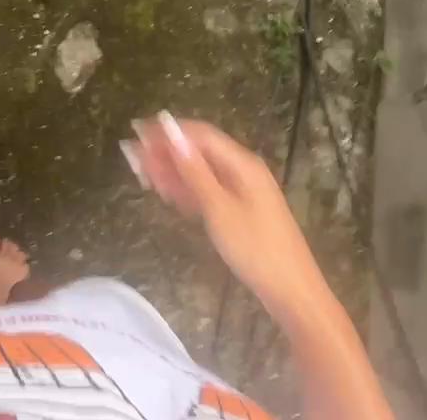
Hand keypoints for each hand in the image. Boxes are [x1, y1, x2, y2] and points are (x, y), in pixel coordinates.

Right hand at [123, 113, 323, 310]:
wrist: (293, 294)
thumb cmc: (256, 249)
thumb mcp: (219, 209)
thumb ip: (193, 170)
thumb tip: (171, 134)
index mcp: (241, 164)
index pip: (199, 135)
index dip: (167, 131)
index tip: (136, 132)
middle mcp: (242, 170)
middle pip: (199, 151)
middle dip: (166, 151)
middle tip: (133, 157)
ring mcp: (243, 191)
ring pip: (201, 172)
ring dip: (173, 170)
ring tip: (142, 174)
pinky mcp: (241, 211)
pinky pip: (209, 190)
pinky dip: (187, 189)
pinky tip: (168, 194)